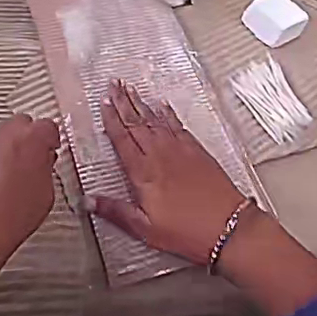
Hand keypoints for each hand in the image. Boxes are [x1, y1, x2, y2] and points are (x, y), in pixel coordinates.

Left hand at [0, 114, 61, 274]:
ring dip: (4, 147)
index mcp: (33, 138)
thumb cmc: (11, 214)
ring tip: (5, 176)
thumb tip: (43, 161)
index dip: (49, 140)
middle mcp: (7, 131)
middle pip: (22, 124)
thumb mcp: (46, 192)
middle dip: (26, 140)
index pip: (48, 127)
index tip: (49, 148)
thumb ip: (46, 166)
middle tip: (28, 162)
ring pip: (0, 134)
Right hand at [87, 82, 246, 264]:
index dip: (111, 118)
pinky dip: (167, 112)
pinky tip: (161, 104)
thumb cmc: (187, 231)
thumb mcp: (145, 229)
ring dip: (140, 102)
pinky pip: (176, 125)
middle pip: (135, 121)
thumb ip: (115, 211)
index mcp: (143, 171)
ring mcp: (178, 149)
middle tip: (112, 84)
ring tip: (130, 88)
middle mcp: (159, 154)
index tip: (103, 103)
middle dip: (122, 101)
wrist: (229, 228)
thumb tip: (88, 201)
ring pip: (154, 119)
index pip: (121, 138)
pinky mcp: (196, 151)